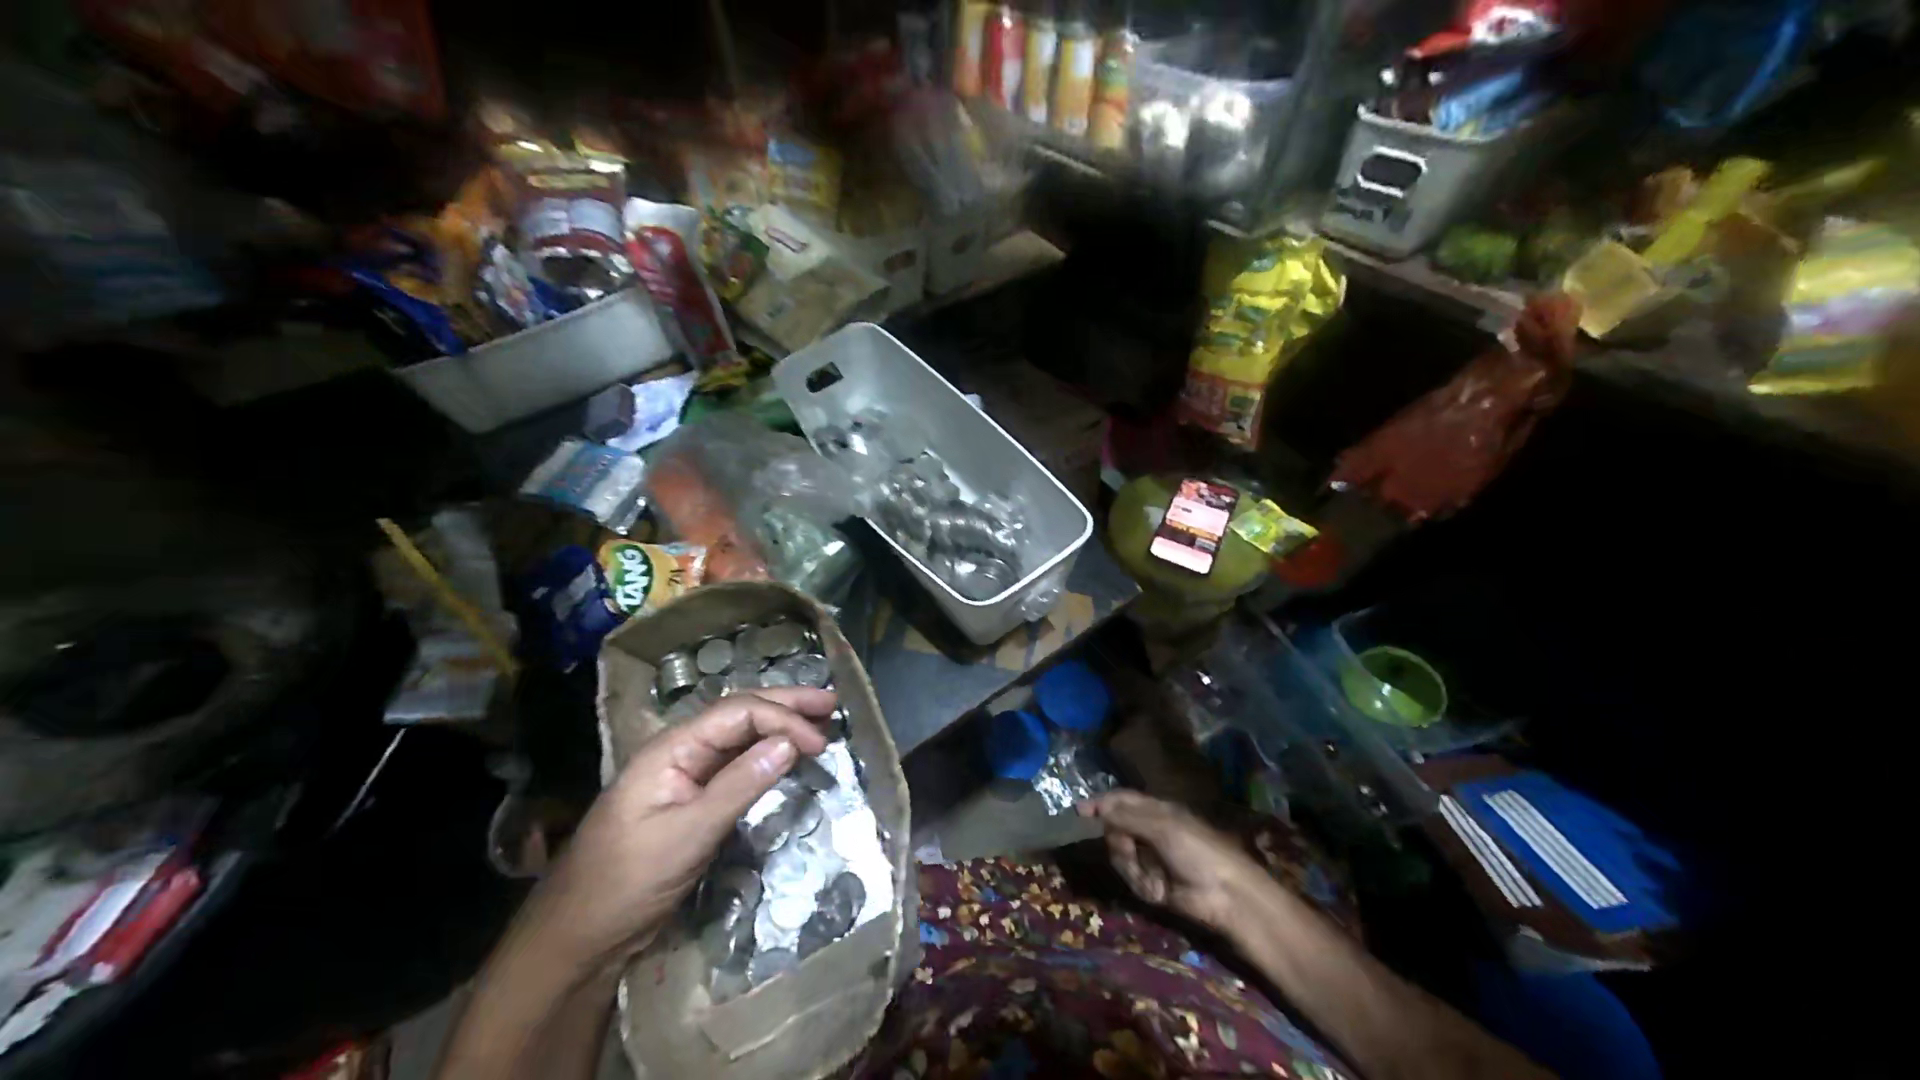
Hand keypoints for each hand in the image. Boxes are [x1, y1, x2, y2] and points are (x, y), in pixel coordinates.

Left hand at [529, 688, 834, 968]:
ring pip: (739, 736)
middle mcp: (681, 751)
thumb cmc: (627, 881)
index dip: (783, 719)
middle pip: (740, 713)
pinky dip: (766, 753)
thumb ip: (740, 785)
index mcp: (673, 748)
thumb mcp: (688, 834)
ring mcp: (686, 775)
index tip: (820, 744)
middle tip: (830, 702)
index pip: (739, 714)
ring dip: (779, 724)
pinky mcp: (692, 800)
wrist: (578, 935)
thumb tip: (790, 743)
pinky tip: (786, 754)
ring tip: (818, 719)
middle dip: (786, 703)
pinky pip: (735, 764)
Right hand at [1079, 790, 1271, 936]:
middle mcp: (1150, 831)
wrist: (1226, 896)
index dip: (1101, 803)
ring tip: (1152, 877)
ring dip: (1132, 867)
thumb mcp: (1163, 828)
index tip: (1079, 811)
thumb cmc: (1199, 851)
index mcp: (1156, 811)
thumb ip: (1128, 817)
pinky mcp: (1151, 883)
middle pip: (1115, 829)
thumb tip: (1099, 807)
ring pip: (1121, 856)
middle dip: (1119, 841)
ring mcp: (1150, 858)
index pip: (1122, 800)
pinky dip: (1142, 884)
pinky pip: (1132, 879)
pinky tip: (1159, 890)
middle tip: (1128, 850)